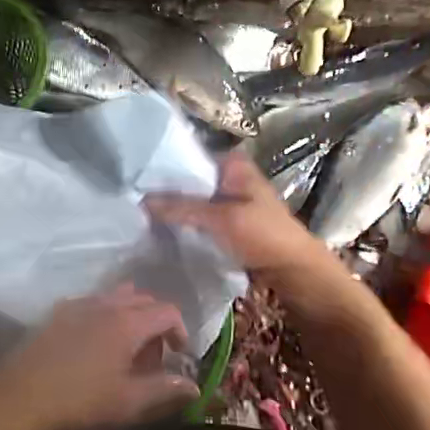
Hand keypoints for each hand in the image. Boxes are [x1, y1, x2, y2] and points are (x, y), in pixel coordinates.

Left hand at [0, 285, 198, 429]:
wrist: (20, 397)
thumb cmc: (79, 402)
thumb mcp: (128, 402)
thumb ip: (164, 390)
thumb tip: (194, 386)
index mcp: (128, 322)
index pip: (167, 311)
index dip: (180, 331)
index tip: (179, 356)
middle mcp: (106, 304)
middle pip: (144, 299)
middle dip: (157, 322)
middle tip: (154, 357)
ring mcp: (79, 304)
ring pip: (117, 297)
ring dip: (132, 315)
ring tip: (128, 348)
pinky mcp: (59, 312)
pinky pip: (94, 302)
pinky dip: (107, 314)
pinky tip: (97, 345)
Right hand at [144, 151, 335, 278]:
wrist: (295, 271)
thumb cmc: (264, 236)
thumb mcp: (221, 219)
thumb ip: (181, 207)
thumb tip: (141, 200)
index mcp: (233, 163)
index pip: (189, 157)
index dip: (163, 168)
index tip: (135, 179)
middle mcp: (230, 176)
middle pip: (189, 180)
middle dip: (166, 190)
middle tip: (133, 197)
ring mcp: (229, 199)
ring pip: (193, 200)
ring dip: (174, 209)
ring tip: (141, 212)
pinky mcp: (227, 222)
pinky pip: (199, 217)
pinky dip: (185, 222)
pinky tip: (162, 227)